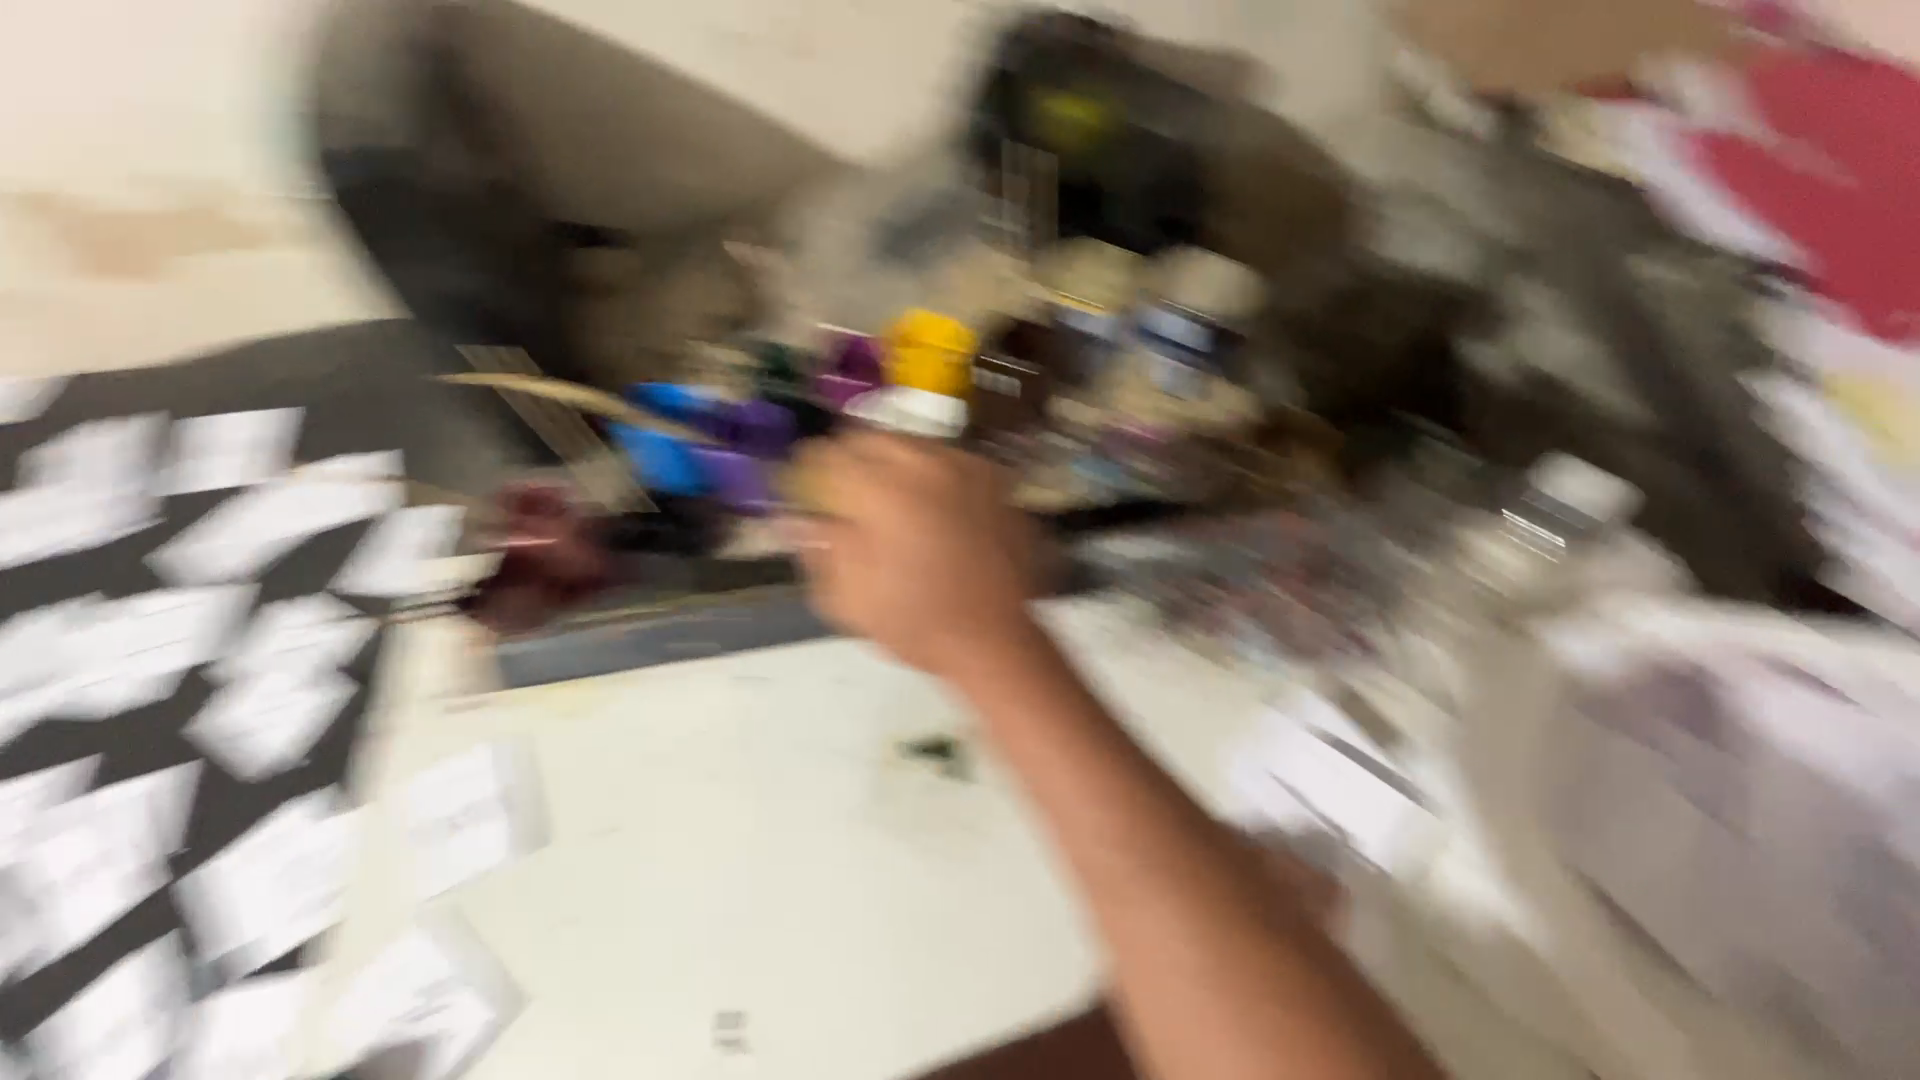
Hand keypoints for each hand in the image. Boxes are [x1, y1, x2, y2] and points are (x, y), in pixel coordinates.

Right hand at [788, 431, 1045, 681]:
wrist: (994, 641)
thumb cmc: (917, 625)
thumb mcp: (850, 598)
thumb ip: (820, 550)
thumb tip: (799, 520)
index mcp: (883, 490)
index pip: (830, 454)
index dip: (810, 464)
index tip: (804, 478)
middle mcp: (926, 466)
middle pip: (874, 439)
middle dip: (853, 458)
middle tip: (845, 484)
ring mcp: (968, 470)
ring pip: (917, 445)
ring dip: (896, 462)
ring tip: (889, 494)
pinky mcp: (997, 483)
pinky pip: (953, 463)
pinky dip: (934, 475)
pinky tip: (932, 505)